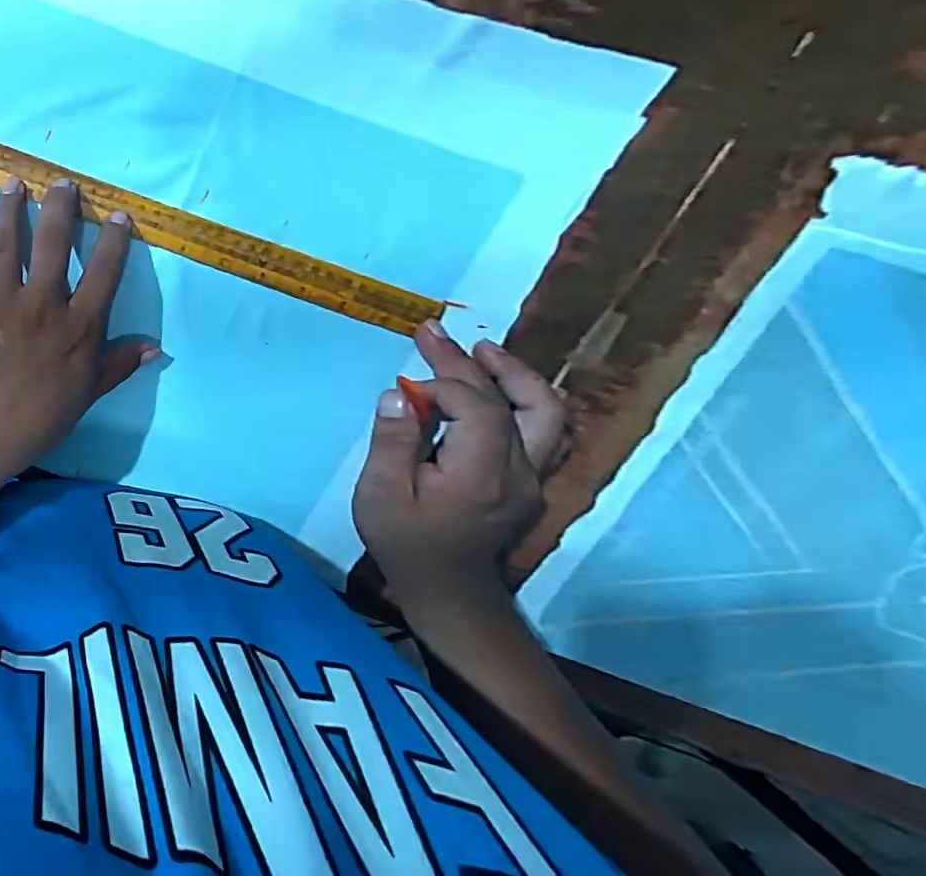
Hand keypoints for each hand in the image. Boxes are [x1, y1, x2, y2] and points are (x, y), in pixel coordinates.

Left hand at [0, 175, 157, 479]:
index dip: (114, 241)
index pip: (104, 272)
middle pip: (53, 244)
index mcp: (77, 325)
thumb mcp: (90, 391)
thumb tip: (155, 347)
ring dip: (7, 212)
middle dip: (59, 207)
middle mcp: (41, 305)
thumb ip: (120, 363)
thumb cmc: (45, 415)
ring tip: (11, 183)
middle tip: (61, 182)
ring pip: (4, 248)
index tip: (119, 215)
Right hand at [351, 321, 570, 601]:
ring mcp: (533, 478)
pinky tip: (498, 387)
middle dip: (466, 362)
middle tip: (430, 332)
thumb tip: (398, 392)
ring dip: (514, 375)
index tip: (404, 388)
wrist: (449, 593)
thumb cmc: (406, 544)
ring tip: (482, 349)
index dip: (440, 385)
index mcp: (481, 474)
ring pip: (545, 413)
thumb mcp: (380, 496)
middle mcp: (520, 471)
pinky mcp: (530, 482)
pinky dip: (522, 400)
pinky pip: (541, 430)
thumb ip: (392, 442)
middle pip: (509, 400)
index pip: (476, 406)